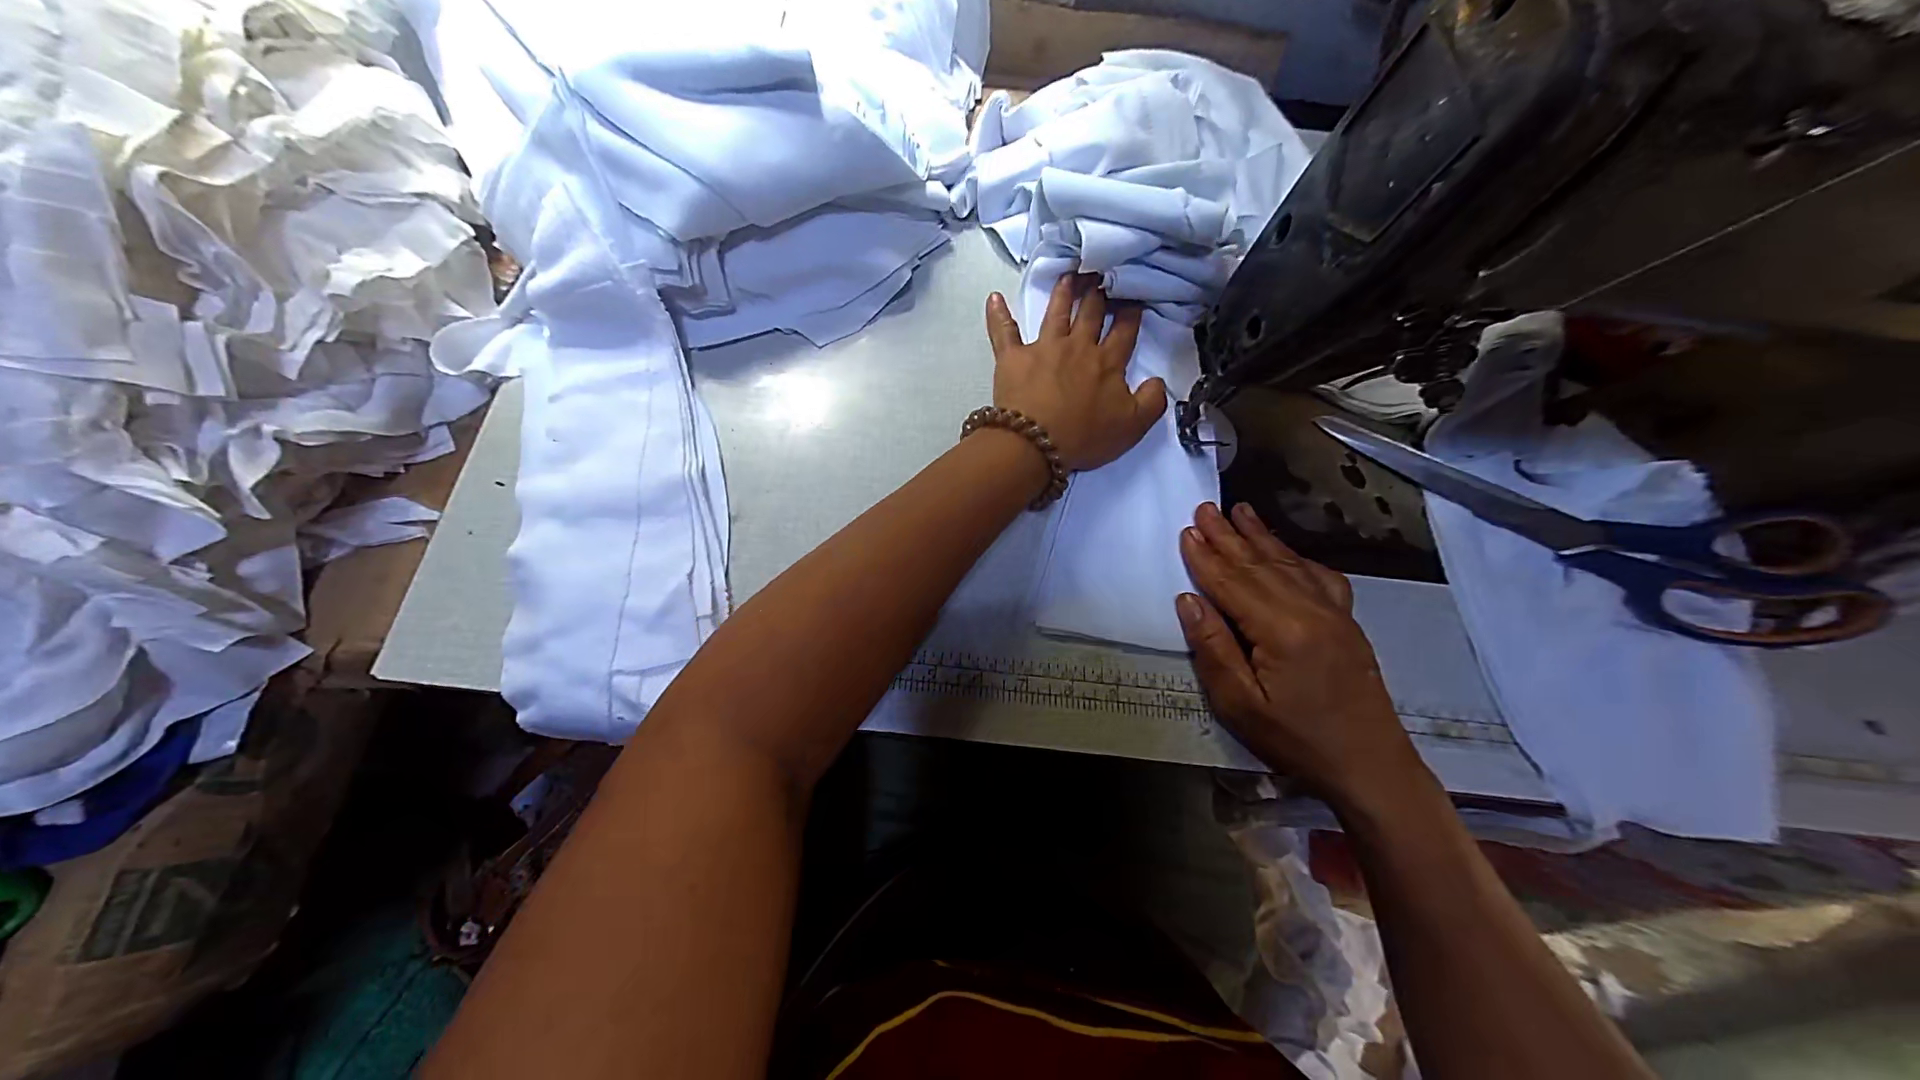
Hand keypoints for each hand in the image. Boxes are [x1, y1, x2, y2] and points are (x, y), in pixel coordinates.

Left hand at [984, 273, 1166, 471]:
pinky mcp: (1012, 357)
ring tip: (1068, 276)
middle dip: (1098, 293)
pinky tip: (994, 298)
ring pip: (1055, 313)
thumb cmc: (1085, 437)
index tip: (1133, 297)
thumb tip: (1159, 380)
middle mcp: (1077, 347)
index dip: (1130, 313)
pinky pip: (1003, 332)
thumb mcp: (1132, 426)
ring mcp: (1043, 348)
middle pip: (1091, 313)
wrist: (1036, 443)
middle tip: (1101, 276)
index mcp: (1107, 363)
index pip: (1124, 331)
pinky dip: (998, 315)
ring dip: (1063, 293)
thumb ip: (1152, 401)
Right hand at [1175, 502, 1429, 808]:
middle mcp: (1311, 611)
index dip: (1207, 557)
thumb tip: (1189, 600)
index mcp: (1283, 630)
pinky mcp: (1347, 623)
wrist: (1370, 766)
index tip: (1187, 530)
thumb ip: (1214, 648)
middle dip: (1229, 536)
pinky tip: (1286, 551)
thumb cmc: (1297, 741)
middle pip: (1260, 566)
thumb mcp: (1240, 705)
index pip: (1233, 584)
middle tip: (1206, 508)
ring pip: (1289, 565)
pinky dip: (1297, 558)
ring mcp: (1335, 614)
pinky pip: (1320, 578)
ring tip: (1240, 511)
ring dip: (1260, 538)